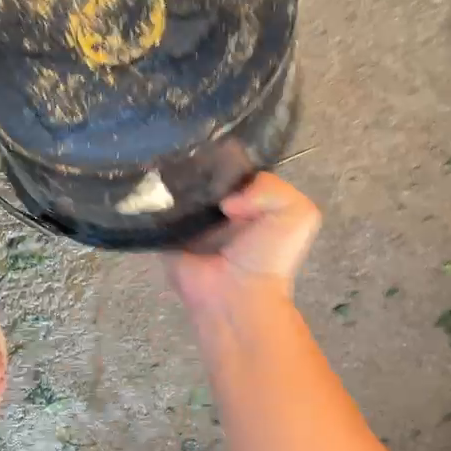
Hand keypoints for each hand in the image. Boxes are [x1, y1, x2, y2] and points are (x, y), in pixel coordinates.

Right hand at [165, 172, 321, 310]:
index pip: (231, 171)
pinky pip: (155, 215)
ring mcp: (188, 224)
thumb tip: (224, 200)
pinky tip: (153, 197)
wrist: (236, 293)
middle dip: (195, 170)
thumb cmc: (268, 255)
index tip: (215, 156)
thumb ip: (270, 187)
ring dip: (171, 187)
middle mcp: (216, 210)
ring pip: (176, 194)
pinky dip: (152, 206)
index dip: (225, 160)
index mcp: (248, 201)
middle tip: (189, 165)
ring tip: (168, 178)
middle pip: (201, 178)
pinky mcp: (164, 237)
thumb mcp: (297, 213)